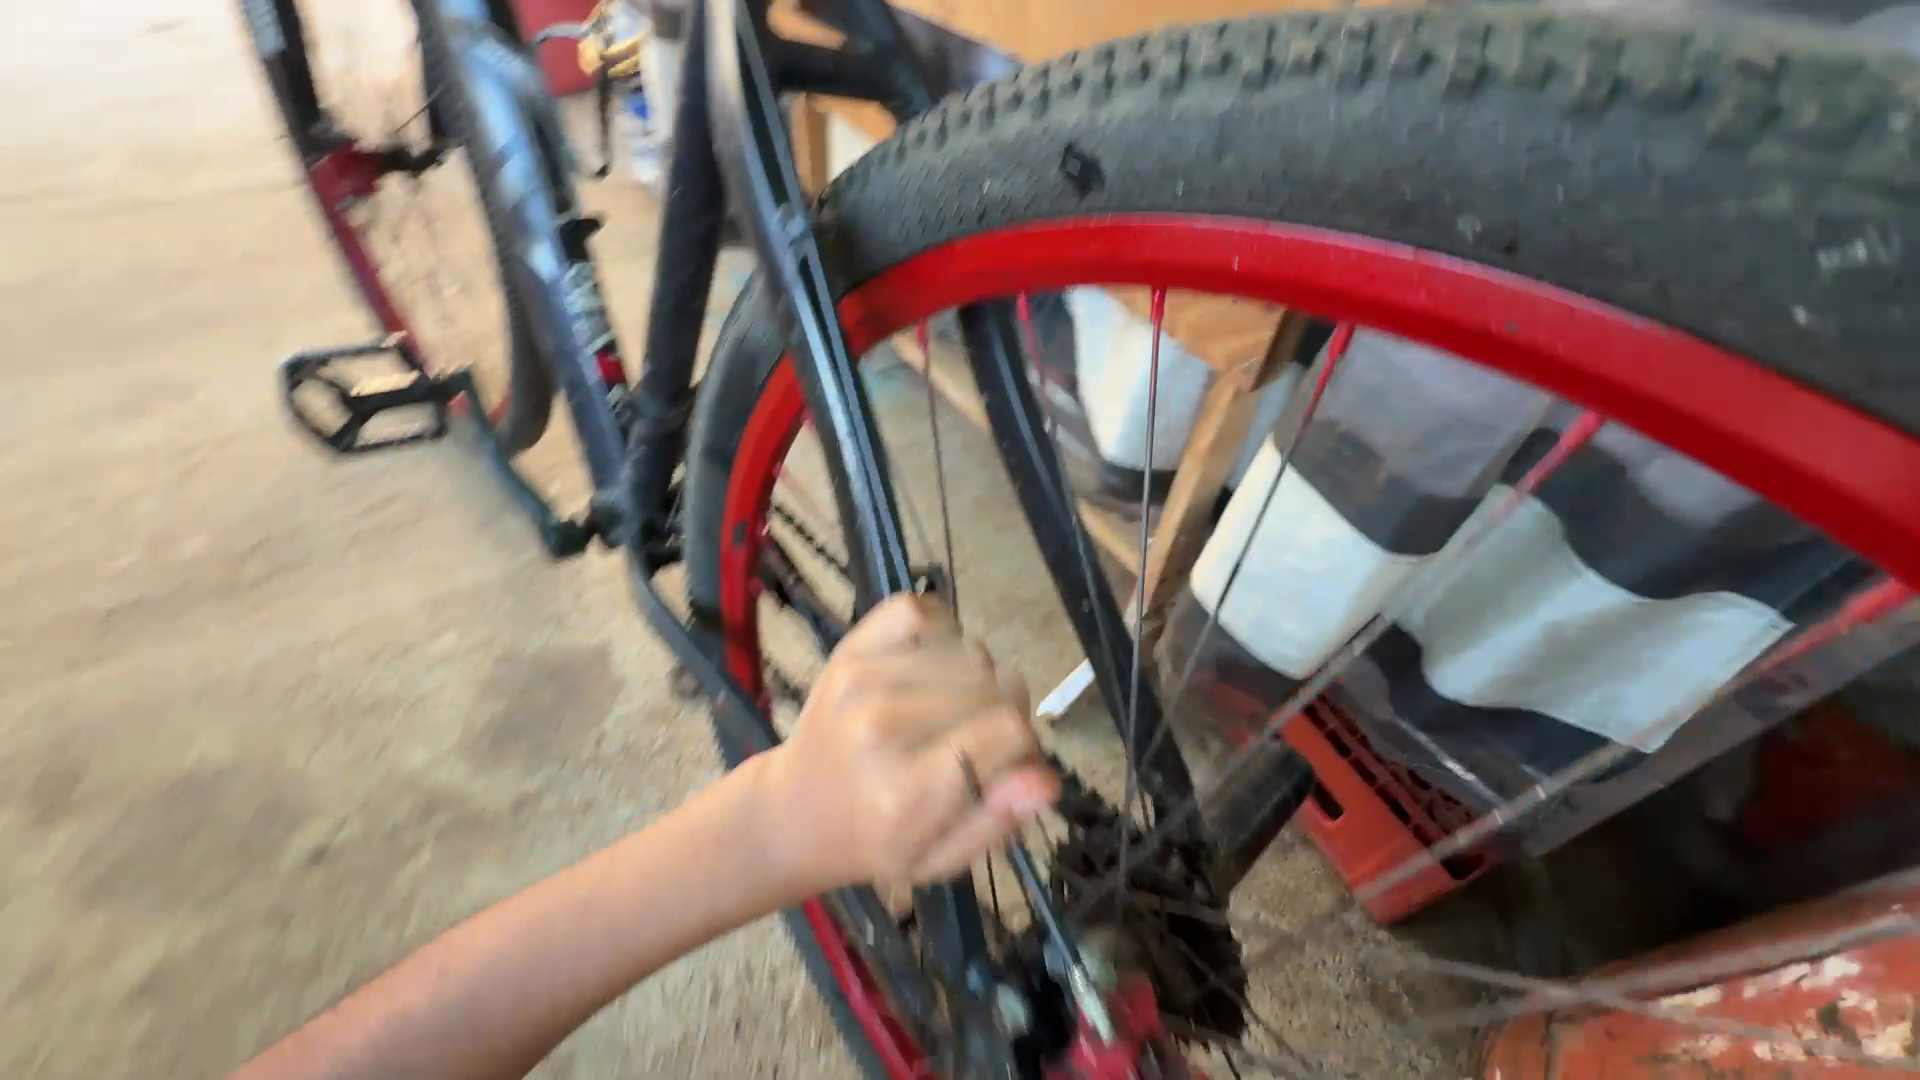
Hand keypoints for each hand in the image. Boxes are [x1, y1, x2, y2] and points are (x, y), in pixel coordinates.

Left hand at [751, 594, 1059, 895]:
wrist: (795, 810)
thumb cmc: (875, 841)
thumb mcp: (937, 860)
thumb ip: (994, 822)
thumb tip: (1047, 780)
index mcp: (904, 792)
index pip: (1006, 730)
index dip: (1026, 743)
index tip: (1012, 760)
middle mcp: (880, 727)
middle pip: (992, 686)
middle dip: (1006, 712)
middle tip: (984, 739)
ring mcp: (860, 680)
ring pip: (967, 650)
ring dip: (979, 678)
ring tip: (958, 707)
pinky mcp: (848, 651)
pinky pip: (919, 610)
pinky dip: (942, 630)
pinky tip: (938, 664)